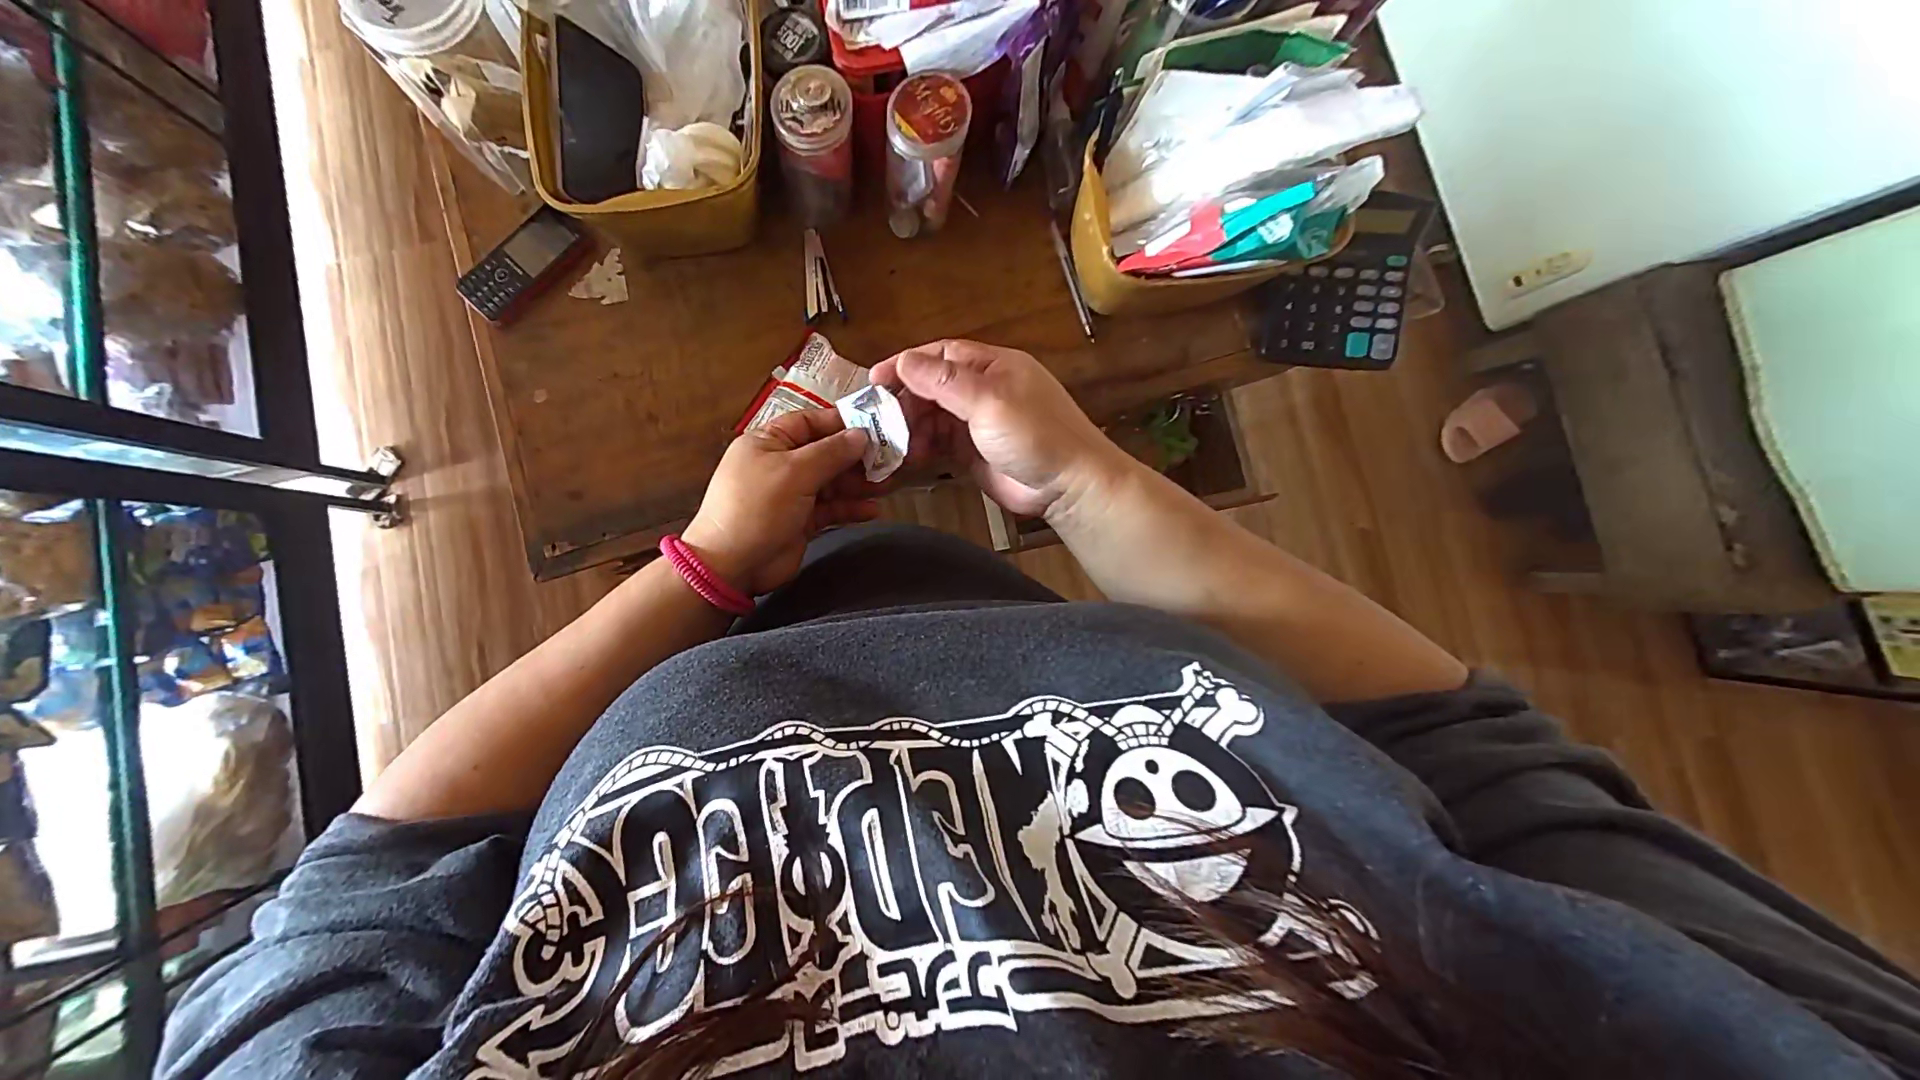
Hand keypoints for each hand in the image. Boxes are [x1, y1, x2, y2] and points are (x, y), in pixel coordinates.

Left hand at [682, 409, 880, 594]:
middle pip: (826, 453)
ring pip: (832, 482)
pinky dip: (851, 508)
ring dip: (859, 484)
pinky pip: (831, 509)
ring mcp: (791, 495)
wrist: (732, 565)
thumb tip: (861, 435)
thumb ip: (832, 452)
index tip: (874, 426)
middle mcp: (780, 465)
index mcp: (768, 442)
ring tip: (887, 485)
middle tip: (890, 459)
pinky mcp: (801, 521)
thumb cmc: (756, 509)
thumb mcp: (795, 472)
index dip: (841, 424)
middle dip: (857, 457)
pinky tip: (872, 509)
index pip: (810, 423)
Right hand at [871, 340, 1132, 517]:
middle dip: (905, 402)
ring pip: (933, 417)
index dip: (907, 365)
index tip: (876, 380)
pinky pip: (940, 444)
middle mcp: (984, 391)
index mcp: (993, 367)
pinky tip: (909, 457)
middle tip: (880, 421)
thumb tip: (905, 360)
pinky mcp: (974, 452)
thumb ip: (945, 381)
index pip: (941, 355)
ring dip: (911, 428)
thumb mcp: (989, 401)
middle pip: (933, 387)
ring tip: (893, 443)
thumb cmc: (1036, 436)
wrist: (1068, 486)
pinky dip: (922, 448)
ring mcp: (979, 423)